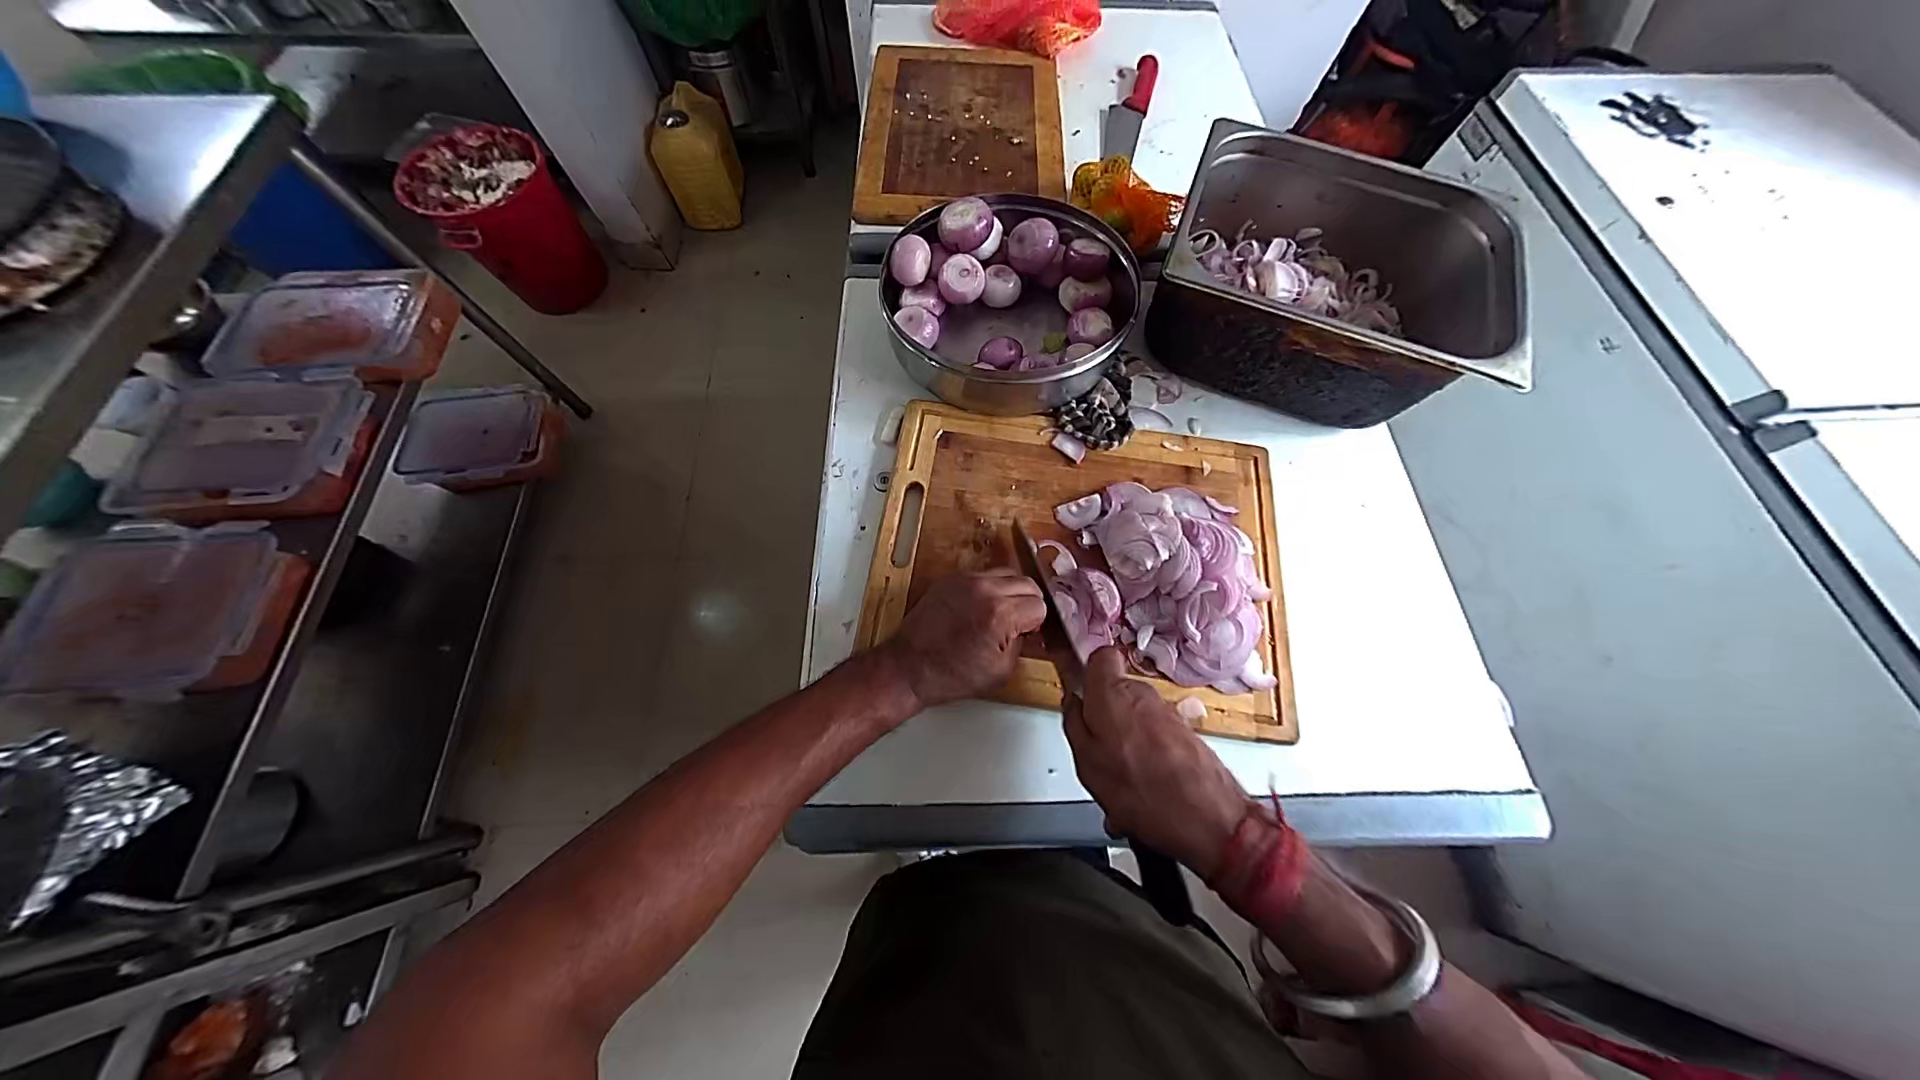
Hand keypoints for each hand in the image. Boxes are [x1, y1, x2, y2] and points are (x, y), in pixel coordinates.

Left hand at [881, 570, 1045, 710]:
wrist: (909, 667)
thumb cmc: (948, 675)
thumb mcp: (1001, 670)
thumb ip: (1021, 642)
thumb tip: (1027, 627)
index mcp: (1000, 614)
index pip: (1039, 604)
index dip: (1035, 622)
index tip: (1026, 631)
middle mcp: (984, 590)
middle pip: (1027, 583)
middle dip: (1026, 603)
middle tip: (1017, 623)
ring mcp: (965, 580)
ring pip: (1006, 573)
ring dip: (1008, 592)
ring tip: (997, 615)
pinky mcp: (950, 579)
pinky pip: (982, 575)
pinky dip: (987, 590)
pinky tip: (978, 610)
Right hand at [1063, 646, 1251, 878]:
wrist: (1208, 820)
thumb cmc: (1147, 793)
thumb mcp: (1087, 762)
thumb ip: (1074, 724)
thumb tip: (1071, 705)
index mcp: (1112, 693)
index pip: (1100, 655)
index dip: (1088, 670)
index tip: (1079, 689)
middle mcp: (1143, 695)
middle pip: (1116, 691)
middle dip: (1105, 715)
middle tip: (1096, 746)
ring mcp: (1167, 713)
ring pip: (1134, 717)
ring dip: (1126, 741)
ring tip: (1120, 777)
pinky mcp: (1185, 732)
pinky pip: (1153, 737)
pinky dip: (1146, 756)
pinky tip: (1141, 787)